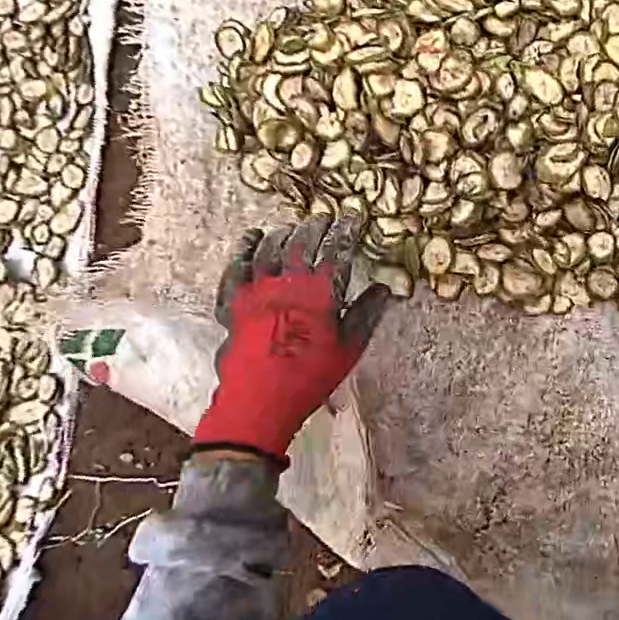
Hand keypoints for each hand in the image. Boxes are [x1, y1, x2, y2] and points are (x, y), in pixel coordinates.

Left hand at [191, 217, 389, 462]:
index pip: (337, 249)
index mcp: (319, 292)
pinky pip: (236, 268)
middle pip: (301, 242)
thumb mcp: (348, 349)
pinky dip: (244, 250)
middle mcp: (286, 283)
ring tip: (293, 227)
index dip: (347, 230)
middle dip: (315, 226)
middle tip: (324, 219)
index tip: (353, 218)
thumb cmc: (309, 377)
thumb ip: (366, 314)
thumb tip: (384, 290)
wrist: (259, 401)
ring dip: (283, 234)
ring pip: (269, 249)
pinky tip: (251, 239)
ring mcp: (256, 291)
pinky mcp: (234, 303)